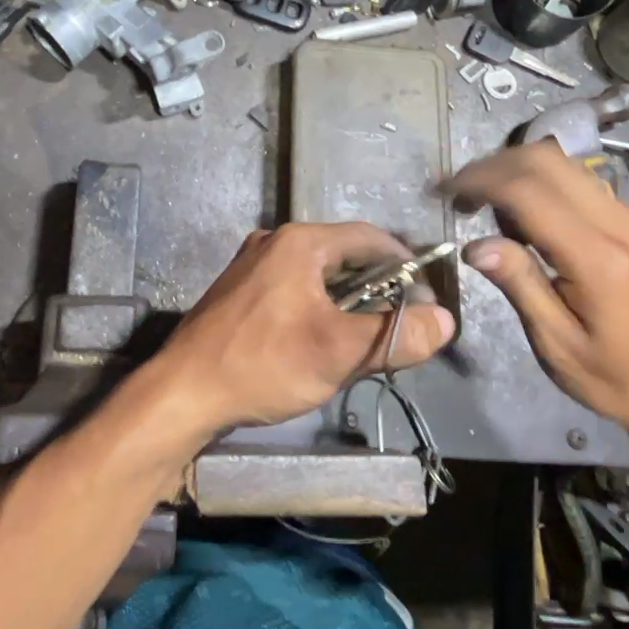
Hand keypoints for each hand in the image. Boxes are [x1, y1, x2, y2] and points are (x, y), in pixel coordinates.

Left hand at [151, 222, 457, 431]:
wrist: (183, 391)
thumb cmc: (263, 363)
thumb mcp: (339, 351)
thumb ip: (396, 334)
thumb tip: (445, 321)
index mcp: (298, 243)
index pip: (368, 237)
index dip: (404, 263)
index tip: (428, 293)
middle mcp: (273, 243)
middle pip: (342, 255)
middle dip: (376, 286)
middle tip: (402, 319)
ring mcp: (251, 267)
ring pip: (316, 275)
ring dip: (346, 301)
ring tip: (368, 335)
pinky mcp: (238, 293)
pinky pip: (292, 289)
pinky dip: (317, 307)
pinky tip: (323, 340)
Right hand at [444, 141, 628, 442]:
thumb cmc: (616, 379)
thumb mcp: (557, 344)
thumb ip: (519, 286)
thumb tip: (475, 245)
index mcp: (598, 259)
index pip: (528, 191)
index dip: (479, 181)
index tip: (444, 193)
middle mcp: (620, 225)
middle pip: (547, 160)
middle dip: (494, 166)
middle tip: (460, 193)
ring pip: (565, 164)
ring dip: (517, 170)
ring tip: (484, 202)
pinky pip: (581, 182)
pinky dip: (542, 182)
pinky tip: (522, 216)